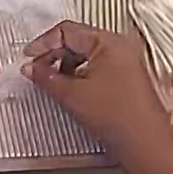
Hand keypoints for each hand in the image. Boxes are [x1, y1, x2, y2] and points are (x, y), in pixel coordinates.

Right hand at [21, 21, 172, 153]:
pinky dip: (77, 74)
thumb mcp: (71, 94)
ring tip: (51, 82)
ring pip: (84, 54)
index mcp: (108, 42)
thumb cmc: (119, 116)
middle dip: (52, 54)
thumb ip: (45, 77)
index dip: (43, 43)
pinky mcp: (124, 77)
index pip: (67, 31)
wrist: (143, 142)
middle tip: (36, 69)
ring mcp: (123, 62)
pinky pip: (94, 66)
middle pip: (76, 40)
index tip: (29, 56)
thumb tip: (31, 68)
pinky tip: (69, 89)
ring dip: (64, 65)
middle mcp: (119, 47)